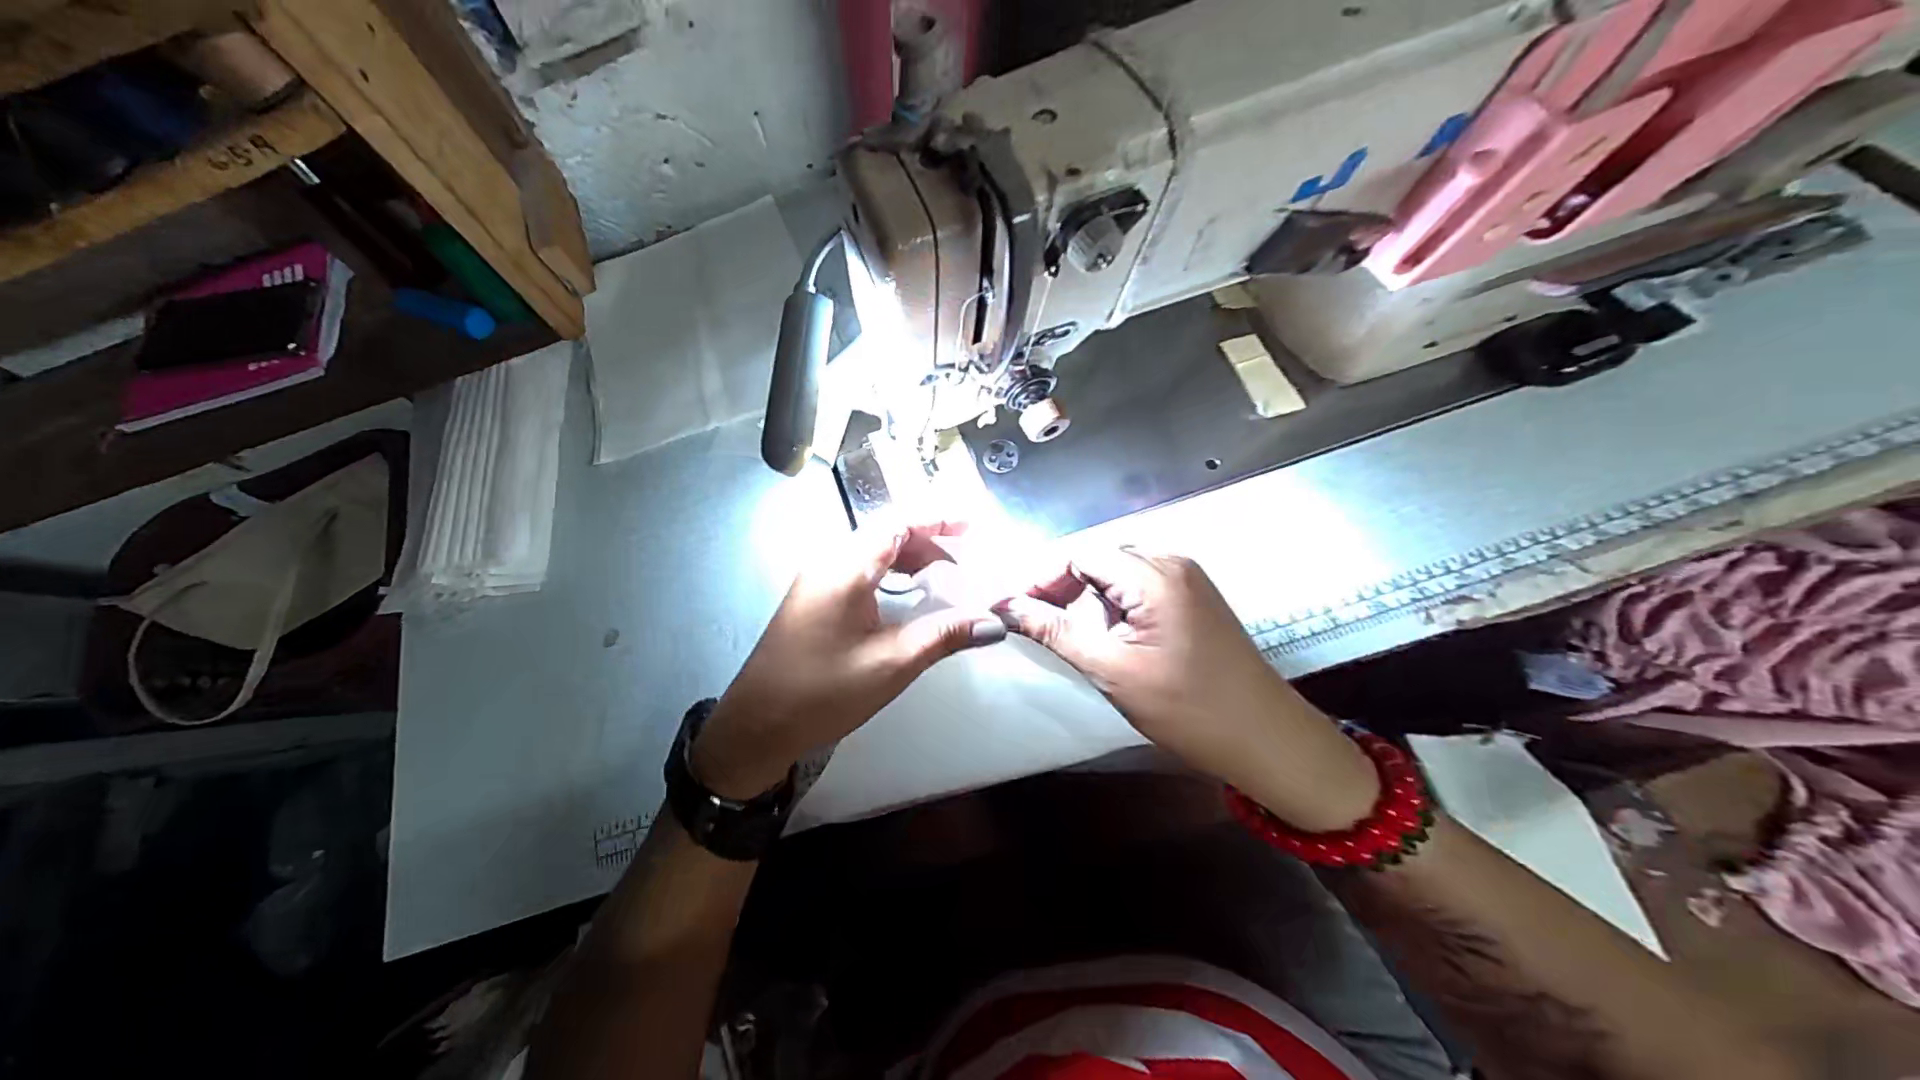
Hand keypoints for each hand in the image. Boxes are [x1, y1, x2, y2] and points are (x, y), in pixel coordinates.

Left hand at [693, 521, 1006, 798]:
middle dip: (928, 545)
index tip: (971, 524)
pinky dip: (891, 578)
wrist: (757, 727)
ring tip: (942, 587)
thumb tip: (993, 624)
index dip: (938, 518)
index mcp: (845, 568)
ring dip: (910, 563)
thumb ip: (945, 636)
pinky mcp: (813, 601)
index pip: (897, 522)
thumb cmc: (823, 692)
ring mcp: (817, 582)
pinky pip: (860, 573)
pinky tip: (908, 604)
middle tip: (963, 571)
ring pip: (872, 554)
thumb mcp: (893, 663)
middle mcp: (828, 563)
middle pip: (886, 535)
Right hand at [996, 549, 1378, 831]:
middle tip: (1041, 624)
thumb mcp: (1112, 671)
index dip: (1044, 581)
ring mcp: (1189, 579)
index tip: (1020, 614)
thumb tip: (1006, 607)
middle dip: (1064, 587)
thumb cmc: (1186, 708)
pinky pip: (1142, 585)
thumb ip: (1056, 632)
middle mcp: (1173, 563)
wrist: (1265, 738)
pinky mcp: (1195, 598)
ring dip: (1090, 597)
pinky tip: (1111, 636)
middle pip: (1100, 558)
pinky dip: (1116, 604)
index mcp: (1154, 575)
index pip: (1080, 555)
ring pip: (1119, 572)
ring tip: (1073, 634)